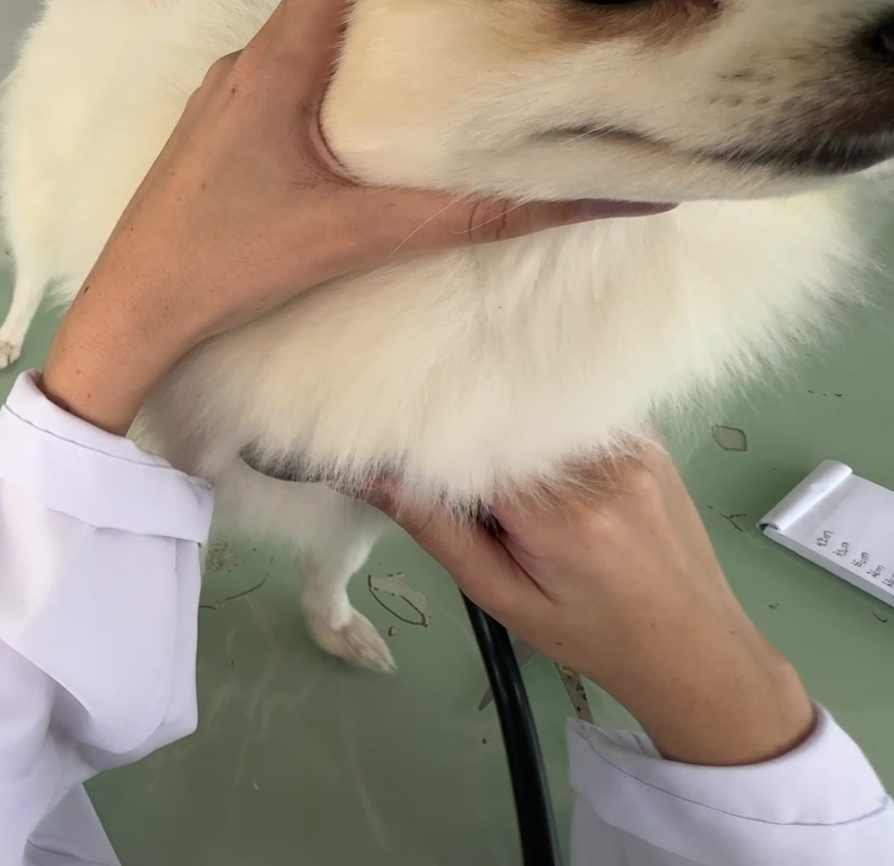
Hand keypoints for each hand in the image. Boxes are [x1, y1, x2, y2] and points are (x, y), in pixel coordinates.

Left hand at [37, 0, 671, 433]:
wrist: (130, 309)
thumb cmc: (216, 268)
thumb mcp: (356, 236)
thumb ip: (480, 212)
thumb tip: (614, 189)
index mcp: (275, 63)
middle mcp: (246, 64)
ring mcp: (226, 96)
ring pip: (316, 31)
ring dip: (386, 25)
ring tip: (468, 38)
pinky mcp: (219, 129)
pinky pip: (290, 75)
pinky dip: (344, 73)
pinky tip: (383, 111)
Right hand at [373, 442, 815, 765]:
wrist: (699, 652)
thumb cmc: (587, 632)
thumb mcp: (495, 592)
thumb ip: (432, 528)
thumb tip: (364, 475)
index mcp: (561, 517)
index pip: (464, 450)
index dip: (421, 447)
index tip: (386, 453)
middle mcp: (602, 469)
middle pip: (497, 424)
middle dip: (455, 435)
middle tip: (429, 463)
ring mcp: (632, 449)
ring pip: (531, 411)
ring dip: (496, 427)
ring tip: (483, 463)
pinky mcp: (647, 441)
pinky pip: (567, 412)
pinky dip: (534, 422)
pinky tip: (524, 448)